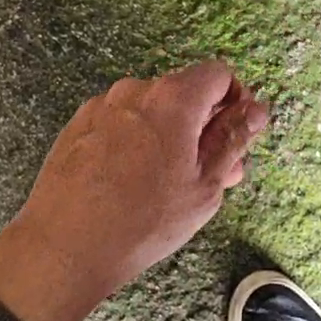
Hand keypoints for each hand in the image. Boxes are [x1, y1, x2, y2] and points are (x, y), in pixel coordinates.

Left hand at [0, 61, 268, 320]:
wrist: (65, 246)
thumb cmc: (141, 222)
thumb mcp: (205, 186)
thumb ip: (233, 140)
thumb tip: (255, 111)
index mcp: (172, 98)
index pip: (218, 74)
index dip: (236, 102)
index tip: (238, 135)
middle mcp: (134, 90)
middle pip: (184, 93)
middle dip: (205, 126)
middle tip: (215, 173)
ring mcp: (101, 106)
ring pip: (151, 110)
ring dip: (170, 136)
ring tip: (172, 186)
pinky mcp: (77, 125)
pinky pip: (120, 123)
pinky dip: (136, 142)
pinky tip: (133, 183)